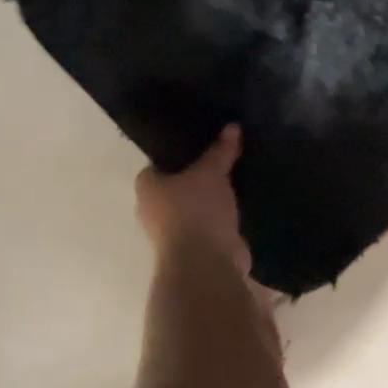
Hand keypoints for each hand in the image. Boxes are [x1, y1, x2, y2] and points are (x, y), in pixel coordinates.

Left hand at [135, 124, 248, 268]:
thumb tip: (232, 126)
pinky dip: (220, 215)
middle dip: (197, 175)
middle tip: (224, 158)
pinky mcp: (195, 245)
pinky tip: (240, 204)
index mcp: (147, 187)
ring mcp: (173, 231)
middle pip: (176, 185)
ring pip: (193, 205)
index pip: (159, 163)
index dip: (179, 153)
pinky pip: (208, 222)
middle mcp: (153, 209)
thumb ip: (220, 151)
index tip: (203, 144)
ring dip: (210, 198)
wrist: (205, 261)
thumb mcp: (211, 173)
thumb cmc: (196, 210)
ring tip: (237, 179)